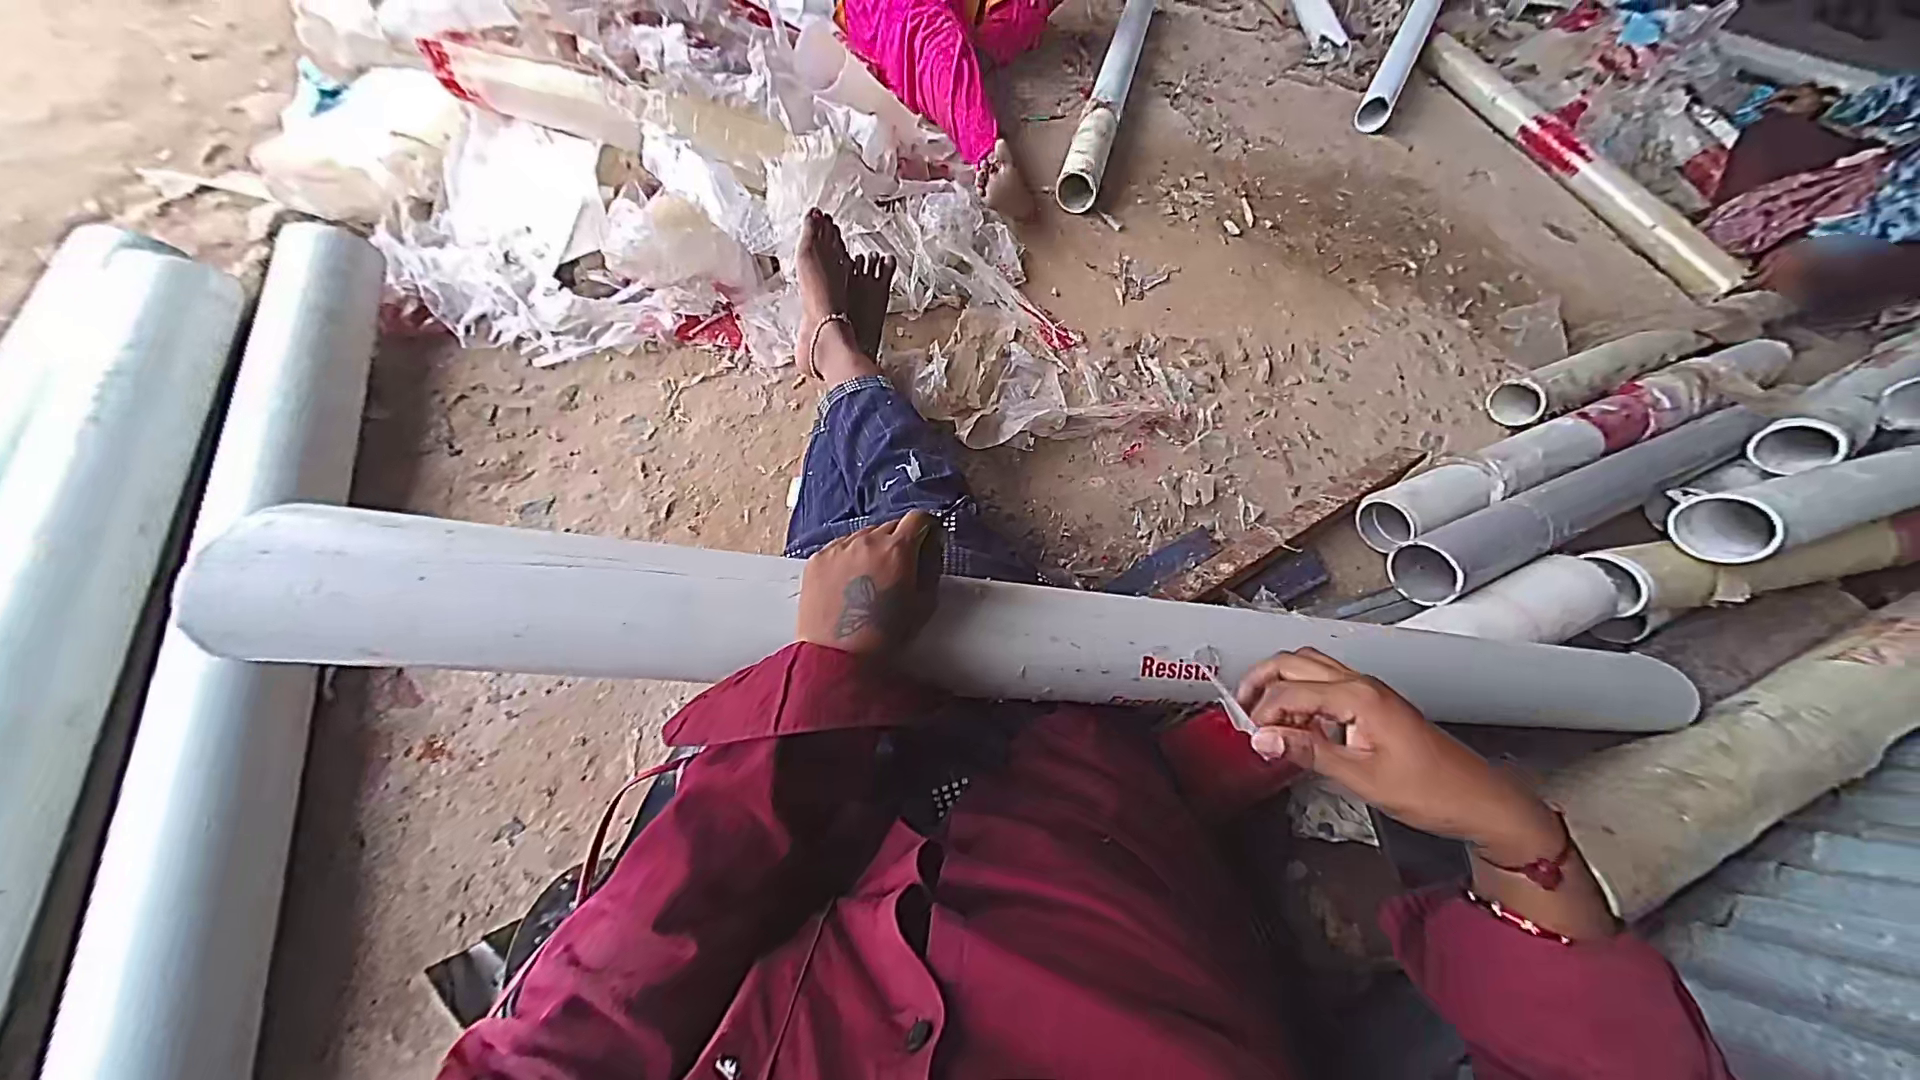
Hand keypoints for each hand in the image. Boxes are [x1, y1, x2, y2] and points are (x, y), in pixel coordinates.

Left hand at [796, 511, 940, 656]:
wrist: (837, 657)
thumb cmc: (883, 636)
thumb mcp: (924, 604)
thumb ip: (931, 567)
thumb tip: (931, 547)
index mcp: (898, 549)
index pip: (919, 518)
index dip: (926, 528)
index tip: (926, 539)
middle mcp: (867, 541)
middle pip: (891, 526)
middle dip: (899, 542)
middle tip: (899, 568)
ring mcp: (839, 548)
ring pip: (864, 536)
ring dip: (872, 550)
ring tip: (871, 580)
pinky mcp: (818, 560)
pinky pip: (840, 549)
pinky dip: (848, 559)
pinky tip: (850, 585)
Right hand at [1237, 648, 1560, 863]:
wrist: (1484, 803)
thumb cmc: (1435, 792)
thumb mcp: (1362, 777)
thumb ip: (1307, 752)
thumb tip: (1263, 739)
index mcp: (1358, 696)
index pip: (1289, 692)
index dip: (1262, 714)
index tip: (1252, 737)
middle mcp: (1361, 684)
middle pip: (1292, 662)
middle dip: (1260, 681)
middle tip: (1242, 708)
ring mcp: (1368, 690)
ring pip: (1307, 664)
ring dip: (1279, 681)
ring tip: (1264, 712)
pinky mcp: (1372, 702)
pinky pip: (1324, 681)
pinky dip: (1300, 692)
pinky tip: (1298, 722)